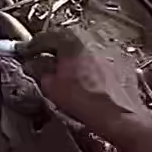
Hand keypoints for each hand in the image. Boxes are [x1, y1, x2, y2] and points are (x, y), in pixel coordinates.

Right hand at [21, 27, 149, 132]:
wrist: (118, 115)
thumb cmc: (85, 101)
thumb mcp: (52, 87)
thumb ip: (40, 71)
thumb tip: (35, 66)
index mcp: (71, 40)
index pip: (46, 36)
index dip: (33, 46)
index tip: (27, 53)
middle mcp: (92, 37)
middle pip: (68, 38)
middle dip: (56, 49)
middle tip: (46, 60)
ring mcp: (111, 48)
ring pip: (87, 47)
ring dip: (76, 56)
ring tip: (69, 71)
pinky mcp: (124, 60)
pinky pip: (103, 57)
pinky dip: (94, 64)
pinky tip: (90, 78)